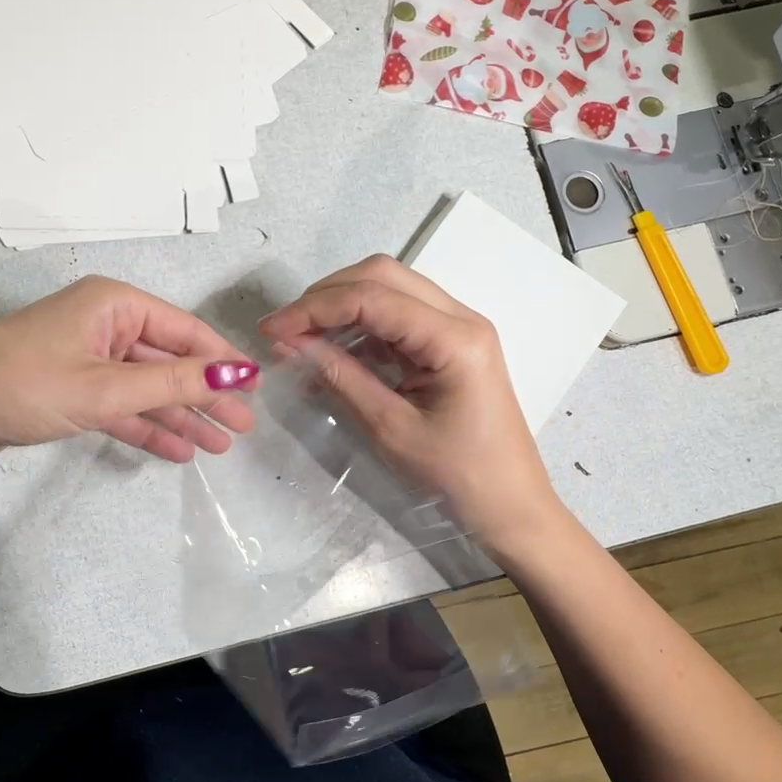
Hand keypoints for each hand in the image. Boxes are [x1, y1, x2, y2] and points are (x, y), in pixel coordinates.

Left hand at [0, 276, 257, 464]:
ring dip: (180, 416)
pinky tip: (178, 450)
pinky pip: (120, 403)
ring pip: (145, 386)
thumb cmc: (26, 385)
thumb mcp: (105, 387)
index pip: (183, 330)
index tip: (257, 388)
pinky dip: (146, 425)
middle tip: (244, 427)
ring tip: (219, 446)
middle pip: (167, 360)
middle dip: (205, 395)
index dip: (222, 360)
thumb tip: (236, 373)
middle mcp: (103, 322)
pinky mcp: (71, 386)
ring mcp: (86, 355)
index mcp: (113, 304)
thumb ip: (173, 384)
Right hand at [258, 255, 558, 538]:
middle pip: (381, 275)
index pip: (371, 297)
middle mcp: (461, 317)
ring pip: (388, 288)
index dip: (314, 308)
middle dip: (325, 296)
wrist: (511, 506)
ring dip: (339, 306)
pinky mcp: (449, 342)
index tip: (270, 330)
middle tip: (285, 330)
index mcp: (454, 338)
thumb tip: (290, 343)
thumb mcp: (390, 429)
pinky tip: (330, 352)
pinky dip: (358, 326)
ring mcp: (458, 327)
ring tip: (300, 339)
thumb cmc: (457, 475)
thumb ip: (340, 377)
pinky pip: (396, 316)